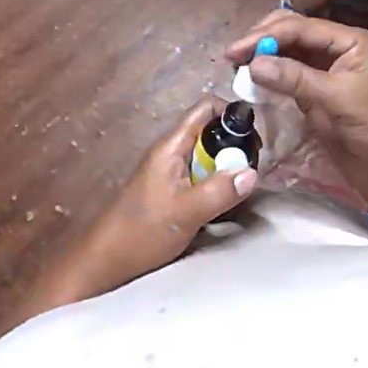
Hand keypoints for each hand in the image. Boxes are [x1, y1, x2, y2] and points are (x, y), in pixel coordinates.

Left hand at [43, 98, 257, 305]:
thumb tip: (253, 172)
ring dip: (229, 163)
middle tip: (258, 163)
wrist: (109, 259)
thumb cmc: (143, 230)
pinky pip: (203, 172)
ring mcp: (172, 169)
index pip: (205, 108)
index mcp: (171, 145)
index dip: (232, 112)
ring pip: (208, 153)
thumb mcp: (186, 211)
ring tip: (249, 180)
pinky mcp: (175, 188)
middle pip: (211, 129)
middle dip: (236, 141)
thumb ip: (220, 191)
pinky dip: (220, 179)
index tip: (256, 134)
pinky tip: (232, 196)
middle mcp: (173, 150)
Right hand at [225, 11, 367, 215]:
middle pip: (290, 35)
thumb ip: (296, 78)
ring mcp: (326, 75)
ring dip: (262, 59)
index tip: (233, 51)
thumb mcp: (341, 99)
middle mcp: (335, 51)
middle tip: (231, 57)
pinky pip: (288, 81)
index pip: (298, 27)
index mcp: (348, 40)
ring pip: (286, 56)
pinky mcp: (318, 98)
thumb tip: (253, 63)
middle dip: (260, 41)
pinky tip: (251, 83)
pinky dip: (269, 80)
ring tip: (235, 68)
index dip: (264, 36)